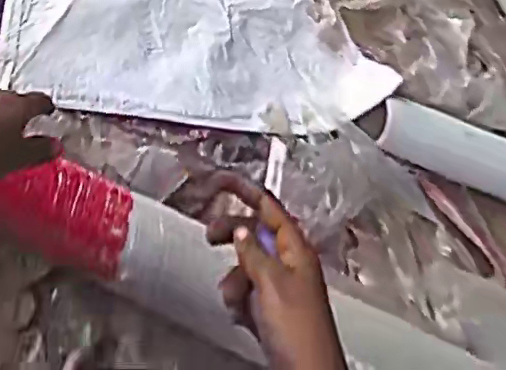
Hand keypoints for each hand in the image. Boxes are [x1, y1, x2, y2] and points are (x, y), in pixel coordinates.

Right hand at [204, 172, 345, 369]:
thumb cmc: (295, 326)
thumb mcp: (271, 282)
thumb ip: (253, 251)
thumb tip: (240, 228)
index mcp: (295, 247)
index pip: (268, 206)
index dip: (245, 190)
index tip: (222, 179)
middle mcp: (289, 261)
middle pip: (255, 233)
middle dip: (232, 235)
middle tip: (209, 236)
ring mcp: (281, 287)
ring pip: (248, 266)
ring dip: (235, 280)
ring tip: (233, 299)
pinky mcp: (273, 311)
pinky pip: (249, 293)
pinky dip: (240, 301)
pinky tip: (240, 315)